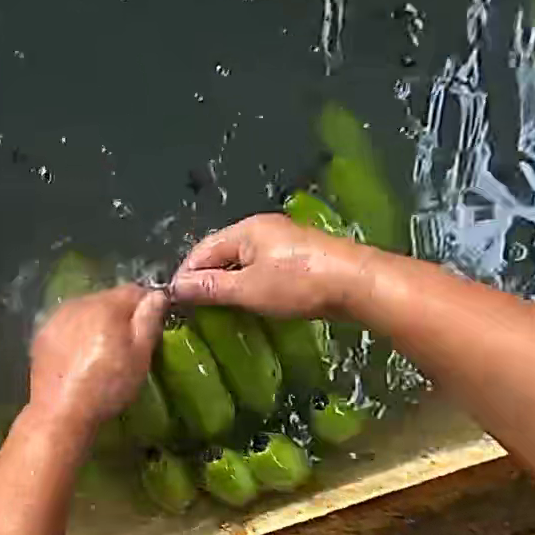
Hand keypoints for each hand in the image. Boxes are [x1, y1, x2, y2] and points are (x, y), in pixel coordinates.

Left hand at [29, 285, 167, 429]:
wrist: (60, 412)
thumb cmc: (106, 386)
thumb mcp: (139, 356)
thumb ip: (148, 320)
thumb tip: (157, 294)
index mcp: (105, 305)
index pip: (134, 290)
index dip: (147, 305)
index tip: (151, 325)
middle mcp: (78, 303)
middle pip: (108, 299)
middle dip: (121, 314)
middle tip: (128, 344)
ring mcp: (56, 317)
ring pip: (86, 310)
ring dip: (97, 323)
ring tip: (102, 352)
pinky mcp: (42, 333)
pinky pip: (68, 324)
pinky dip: (77, 333)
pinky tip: (80, 356)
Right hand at [169, 214, 375, 317]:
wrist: (360, 284)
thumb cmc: (299, 284)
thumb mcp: (247, 289)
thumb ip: (210, 287)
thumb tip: (175, 287)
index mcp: (244, 229)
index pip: (200, 250)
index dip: (185, 275)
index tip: (175, 301)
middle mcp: (260, 228)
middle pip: (220, 252)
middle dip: (204, 277)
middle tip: (193, 306)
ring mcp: (281, 239)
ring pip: (240, 259)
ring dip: (226, 280)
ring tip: (216, 305)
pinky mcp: (298, 254)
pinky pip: (259, 265)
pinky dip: (246, 280)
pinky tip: (247, 299)